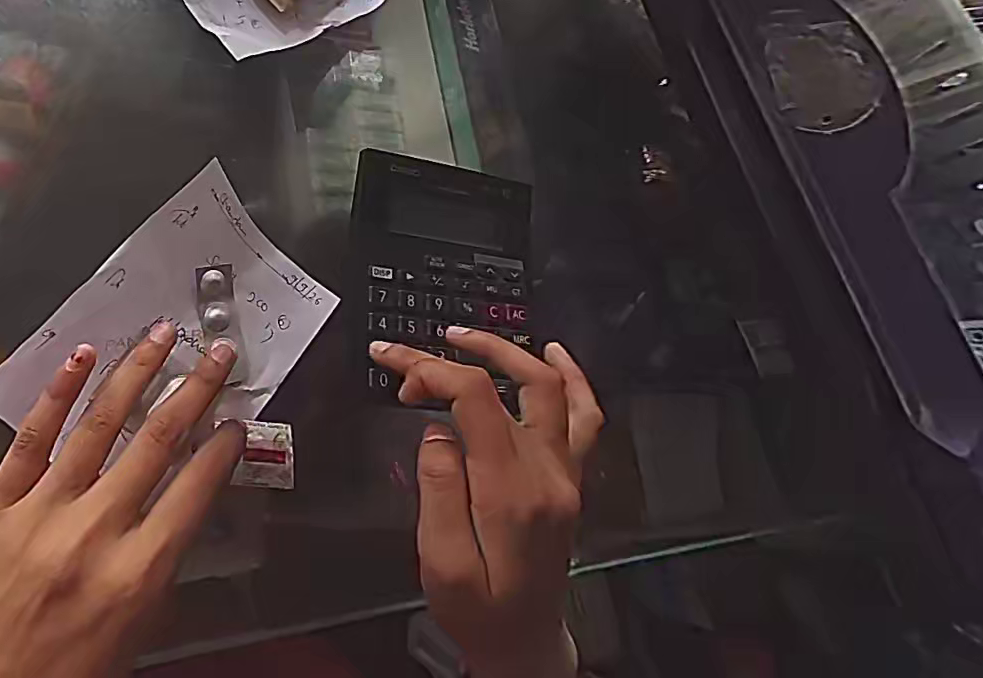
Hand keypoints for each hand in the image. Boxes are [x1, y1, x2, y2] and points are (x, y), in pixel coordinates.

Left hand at [0, 322, 246, 677]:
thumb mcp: (133, 634)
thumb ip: (163, 563)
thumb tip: (188, 503)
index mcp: (134, 574)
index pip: (196, 488)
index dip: (224, 447)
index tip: (235, 422)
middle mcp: (92, 534)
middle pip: (158, 440)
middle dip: (197, 389)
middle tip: (217, 355)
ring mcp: (41, 514)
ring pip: (100, 423)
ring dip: (137, 371)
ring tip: (160, 335)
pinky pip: (31, 438)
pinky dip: (58, 392)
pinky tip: (81, 357)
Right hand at [370, 330, 603, 677]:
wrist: (524, 645)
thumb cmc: (479, 611)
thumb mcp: (441, 564)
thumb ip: (438, 489)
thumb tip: (438, 430)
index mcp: (510, 491)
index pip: (475, 397)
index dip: (433, 369)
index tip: (398, 370)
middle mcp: (545, 473)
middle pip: (512, 382)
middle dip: (459, 355)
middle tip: (417, 354)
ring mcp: (563, 472)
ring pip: (550, 388)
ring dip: (508, 351)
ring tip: (467, 336)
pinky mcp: (568, 476)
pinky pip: (584, 416)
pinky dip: (571, 377)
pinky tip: (553, 353)